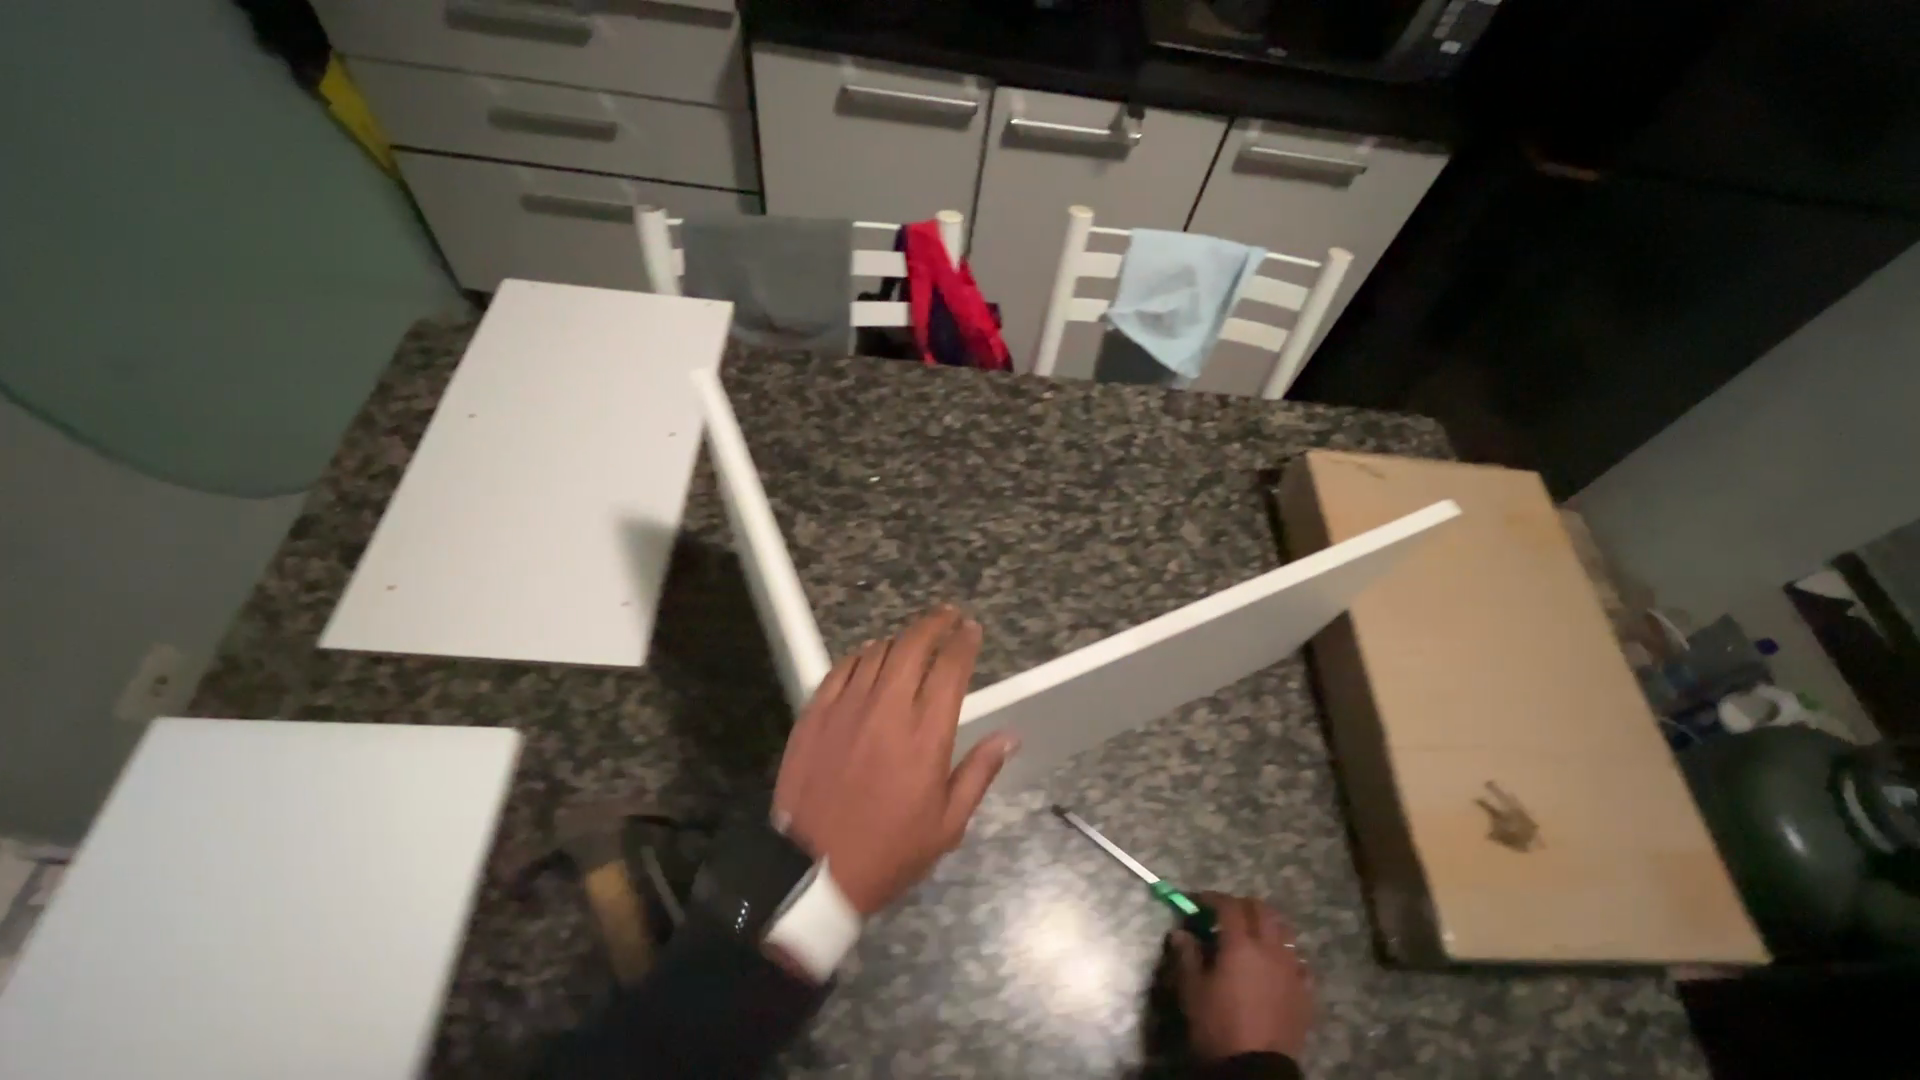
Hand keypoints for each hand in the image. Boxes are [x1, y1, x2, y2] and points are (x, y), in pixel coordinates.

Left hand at [772, 606, 1019, 914]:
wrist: (814, 870)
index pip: (951, 669)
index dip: (964, 642)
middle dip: (935, 623)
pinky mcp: (815, 714)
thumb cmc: (889, 851)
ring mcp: (847, 707)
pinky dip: (860, 656)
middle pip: (913, 646)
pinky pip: (841, 669)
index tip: (971, 629)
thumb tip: (1008, 737)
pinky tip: (869, 658)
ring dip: (899, 640)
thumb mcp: (948, 824)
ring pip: (877, 652)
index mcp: (926, 735)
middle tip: (947, 615)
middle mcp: (888, 709)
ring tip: (911, 641)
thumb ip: (979, 773)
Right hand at [1171, 893, 1314, 1063]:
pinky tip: (1275, 967)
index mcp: (1240, 945)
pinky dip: (1286, 955)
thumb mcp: (1192, 991)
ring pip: (1285, 932)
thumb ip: (1186, 956)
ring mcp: (1293, 970)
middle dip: (1242, 905)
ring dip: (1267, 925)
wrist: (1255, 1070)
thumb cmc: (1218, 1026)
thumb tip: (1180, 932)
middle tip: (1224, 914)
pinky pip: (1299, 962)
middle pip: (1262, 910)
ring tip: (1252, 935)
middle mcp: (1270, 950)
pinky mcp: (1306, 992)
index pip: (1228, 905)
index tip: (1196, 902)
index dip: (1211, 898)